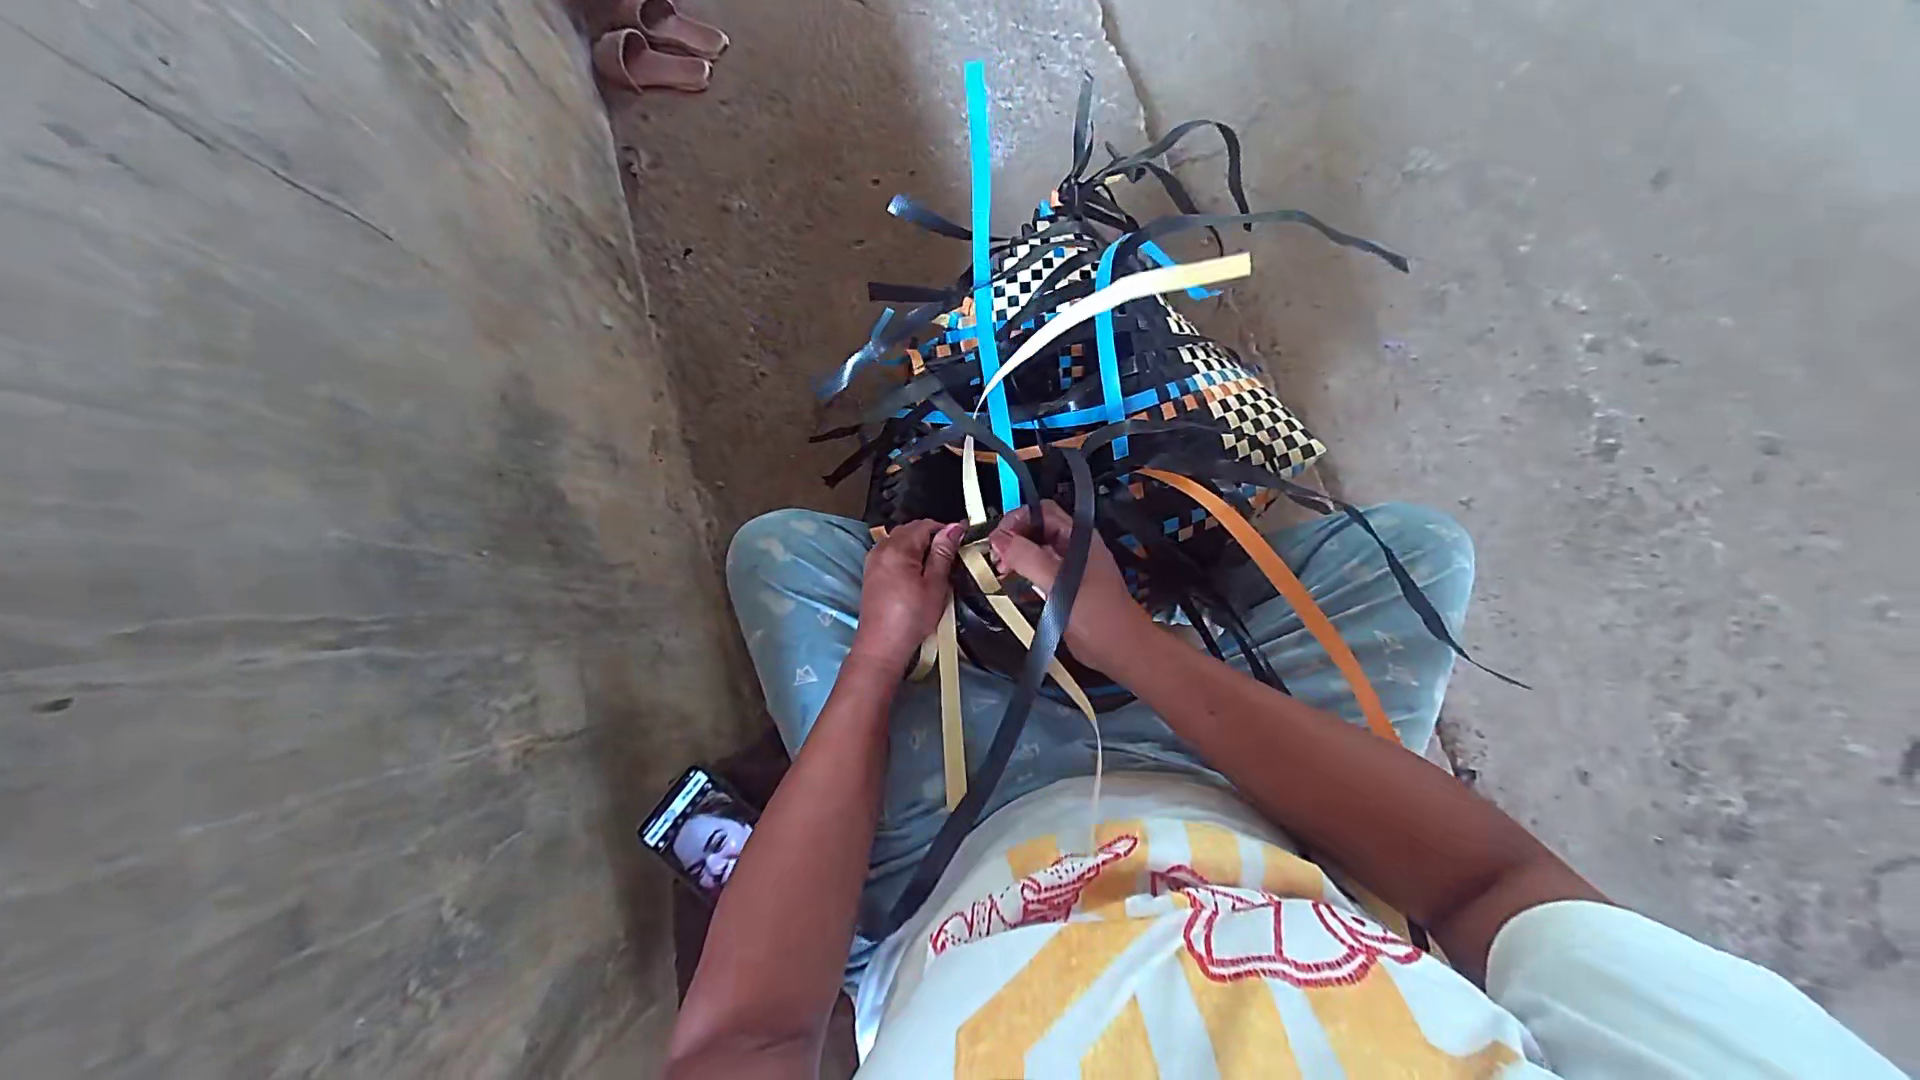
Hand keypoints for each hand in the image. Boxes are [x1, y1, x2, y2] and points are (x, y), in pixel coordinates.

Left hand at [850, 519, 964, 669]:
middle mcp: (881, 548)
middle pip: (910, 529)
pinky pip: (891, 552)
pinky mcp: (870, 572)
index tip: (961, 541)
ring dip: (918, 545)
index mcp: (898, 548)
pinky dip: (906, 555)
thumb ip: (943, 553)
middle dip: (932, 536)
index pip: (925, 525)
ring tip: (936, 565)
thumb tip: (954, 528)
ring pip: (900, 540)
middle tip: (951, 555)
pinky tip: (917, 573)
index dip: (945, 530)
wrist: (881, 645)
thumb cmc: (911, 617)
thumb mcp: (935, 585)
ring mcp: (873, 560)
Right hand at [987, 501, 1153, 671]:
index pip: (1042, 512)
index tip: (998, 539)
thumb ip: (1028, 558)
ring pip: (1035, 549)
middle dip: (1012, 538)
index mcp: (1079, 537)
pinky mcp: (1063, 587)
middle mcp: (1074, 548)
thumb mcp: (1060, 584)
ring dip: (1015, 555)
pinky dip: (1022, 572)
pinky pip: (1038, 570)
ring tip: (1002, 569)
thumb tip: (1000, 539)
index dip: (1017, 520)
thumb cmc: (1102, 618)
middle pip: (1036, 528)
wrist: (1120, 650)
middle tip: (997, 556)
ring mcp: (1069, 567)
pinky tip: (1014, 583)